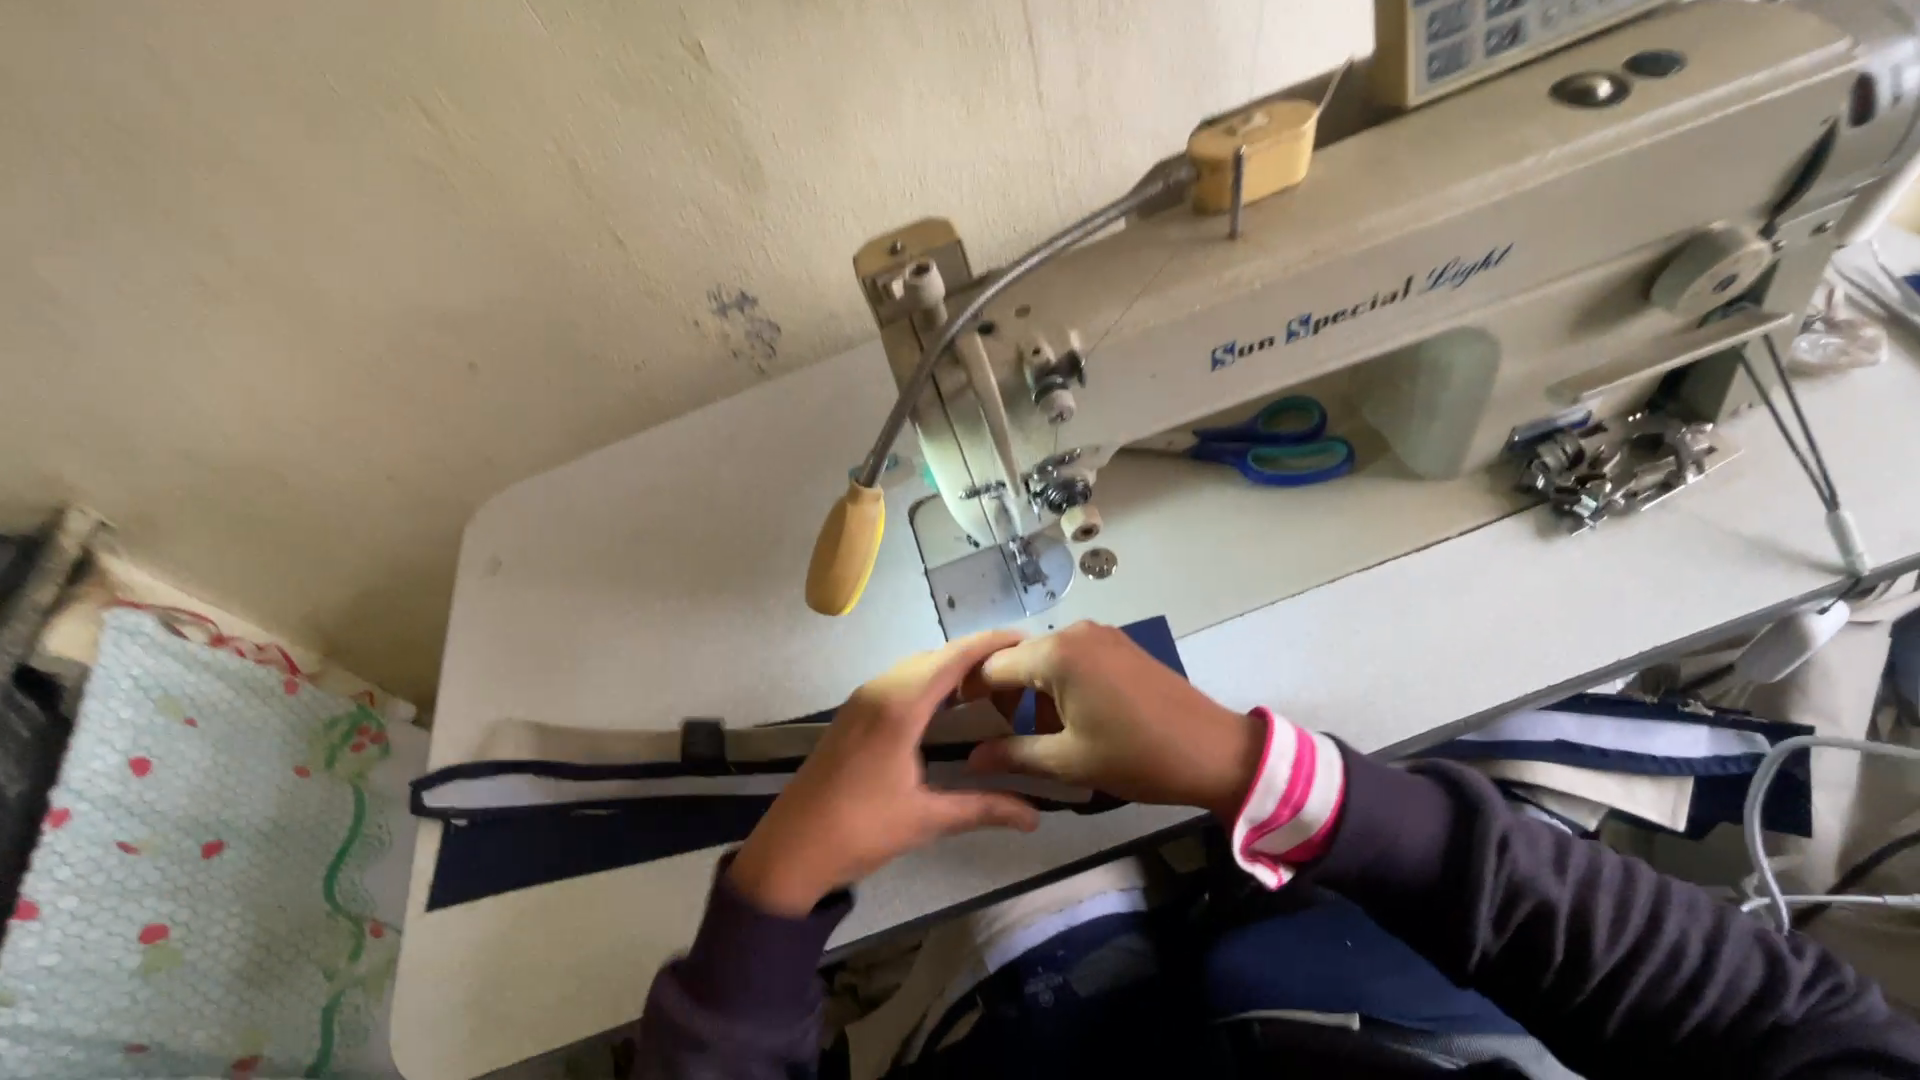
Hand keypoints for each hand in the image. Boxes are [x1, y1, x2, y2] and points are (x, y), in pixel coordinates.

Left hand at [728, 631, 1042, 915]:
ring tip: (989, 686)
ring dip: (949, 670)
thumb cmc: (860, 830)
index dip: (990, 643)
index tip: (1025, 638)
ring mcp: (861, 701)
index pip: (953, 659)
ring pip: (913, 668)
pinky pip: (897, 682)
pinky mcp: (852, 715)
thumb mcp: (926, 819)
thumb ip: (983, 809)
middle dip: (975, 657)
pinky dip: (928, 683)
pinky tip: (946, 707)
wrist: (790, 850)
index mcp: (899, 707)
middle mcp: (879, 691)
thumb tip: (1034, 817)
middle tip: (1017, 672)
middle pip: (934, 658)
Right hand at [966, 621, 1262, 820]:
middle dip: (1005, 697)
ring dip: (1034, 692)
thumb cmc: (1136, 757)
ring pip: (1046, 659)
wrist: (1214, 750)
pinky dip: (1061, 684)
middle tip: (1002, 738)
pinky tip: (1073, 718)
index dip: (971, 696)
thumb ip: (1013, 754)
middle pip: (1019, 659)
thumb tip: (972, 760)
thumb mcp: (1068, 761)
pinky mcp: (1120, 645)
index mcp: (1056, 654)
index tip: (961, 724)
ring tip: (1041, 735)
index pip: (991, 667)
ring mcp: (1101, 635)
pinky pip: (1074, 658)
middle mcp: (1074, 632)